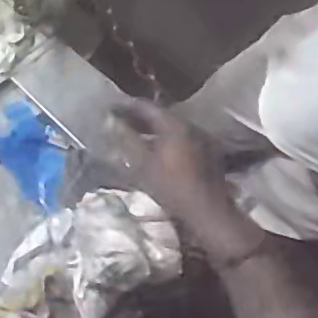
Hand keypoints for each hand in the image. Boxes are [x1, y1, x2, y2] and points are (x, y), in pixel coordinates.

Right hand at [110, 101, 264, 263]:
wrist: (208, 212)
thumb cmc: (171, 186)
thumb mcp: (141, 163)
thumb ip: (125, 138)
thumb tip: (109, 120)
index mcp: (174, 126)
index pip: (146, 106)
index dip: (126, 106)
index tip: (109, 108)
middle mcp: (191, 127)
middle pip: (160, 115)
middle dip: (137, 117)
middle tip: (117, 121)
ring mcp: (201, 139)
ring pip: (170, 126)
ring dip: (150, 128)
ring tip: (131, 134)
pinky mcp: (206, 152)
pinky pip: (179, 137)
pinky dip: (163, 138)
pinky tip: (151, 148)